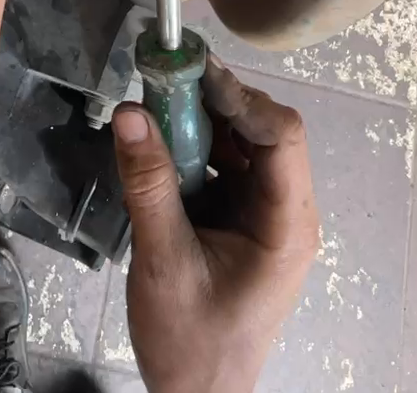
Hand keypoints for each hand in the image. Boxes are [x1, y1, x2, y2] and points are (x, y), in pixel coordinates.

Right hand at [112, 64, 318, 392]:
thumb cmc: (191, 341)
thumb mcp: (164, 262)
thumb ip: (149, 186)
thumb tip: (129, 112)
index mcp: (287, 224)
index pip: (283, 137)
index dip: (241, 99)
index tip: (189, 75)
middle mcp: (284, 209)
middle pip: (264, 131)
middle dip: (216, 101)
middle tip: (164, 77)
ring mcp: (262, 211)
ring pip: (241, 141)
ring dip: (200, 119)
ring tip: (156, 100)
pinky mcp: (238, 215)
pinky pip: (222, 162)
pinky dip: (192, 144)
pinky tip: (160, 139)